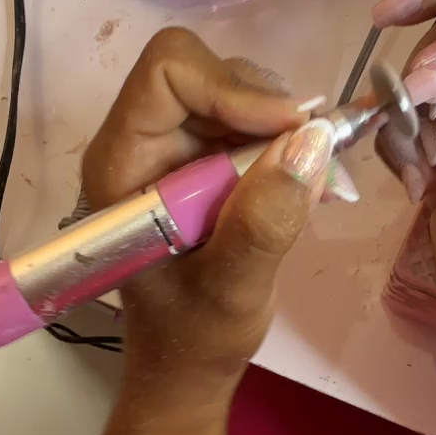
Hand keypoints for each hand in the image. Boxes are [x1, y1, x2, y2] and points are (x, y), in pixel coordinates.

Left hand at [83, 28, 332, 385]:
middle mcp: (141, 143)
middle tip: (312, 153)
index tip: (288, 129)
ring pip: (232, 91)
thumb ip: (264, 221)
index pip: (167, 73)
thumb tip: (312, 140)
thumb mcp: (232, 289)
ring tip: (309, 174)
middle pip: (205, 73)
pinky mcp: (201, 160)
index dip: (231, 88)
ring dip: (281, 124)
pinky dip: (284, 140)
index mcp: (122, 164)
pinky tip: (300, 180)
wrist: (188, 361)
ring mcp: (172, 149)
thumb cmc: (195, 336)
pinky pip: (247, 121)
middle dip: (265, 106)